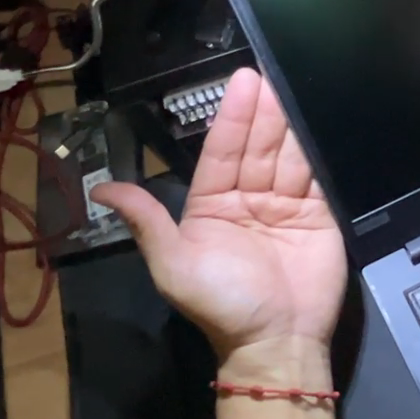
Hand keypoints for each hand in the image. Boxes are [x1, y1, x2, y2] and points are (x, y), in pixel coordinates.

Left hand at [90, 69, 346, 363]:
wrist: (277, 342)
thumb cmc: (223, 303)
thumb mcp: (174, 265)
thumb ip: (147, 221)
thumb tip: (100, 190)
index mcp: (212, 206)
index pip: (221, 152)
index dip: (231, 119)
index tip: (241, 83)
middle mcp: (248, 199)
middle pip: (256, 148)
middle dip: (262, 113)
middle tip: (270, 76)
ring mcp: (285, 206)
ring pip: (287, 157)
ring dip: (289, 124)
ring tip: (293, 87)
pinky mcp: (319, 216)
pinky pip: (316, 177)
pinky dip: (317, 151)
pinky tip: (317, 123)